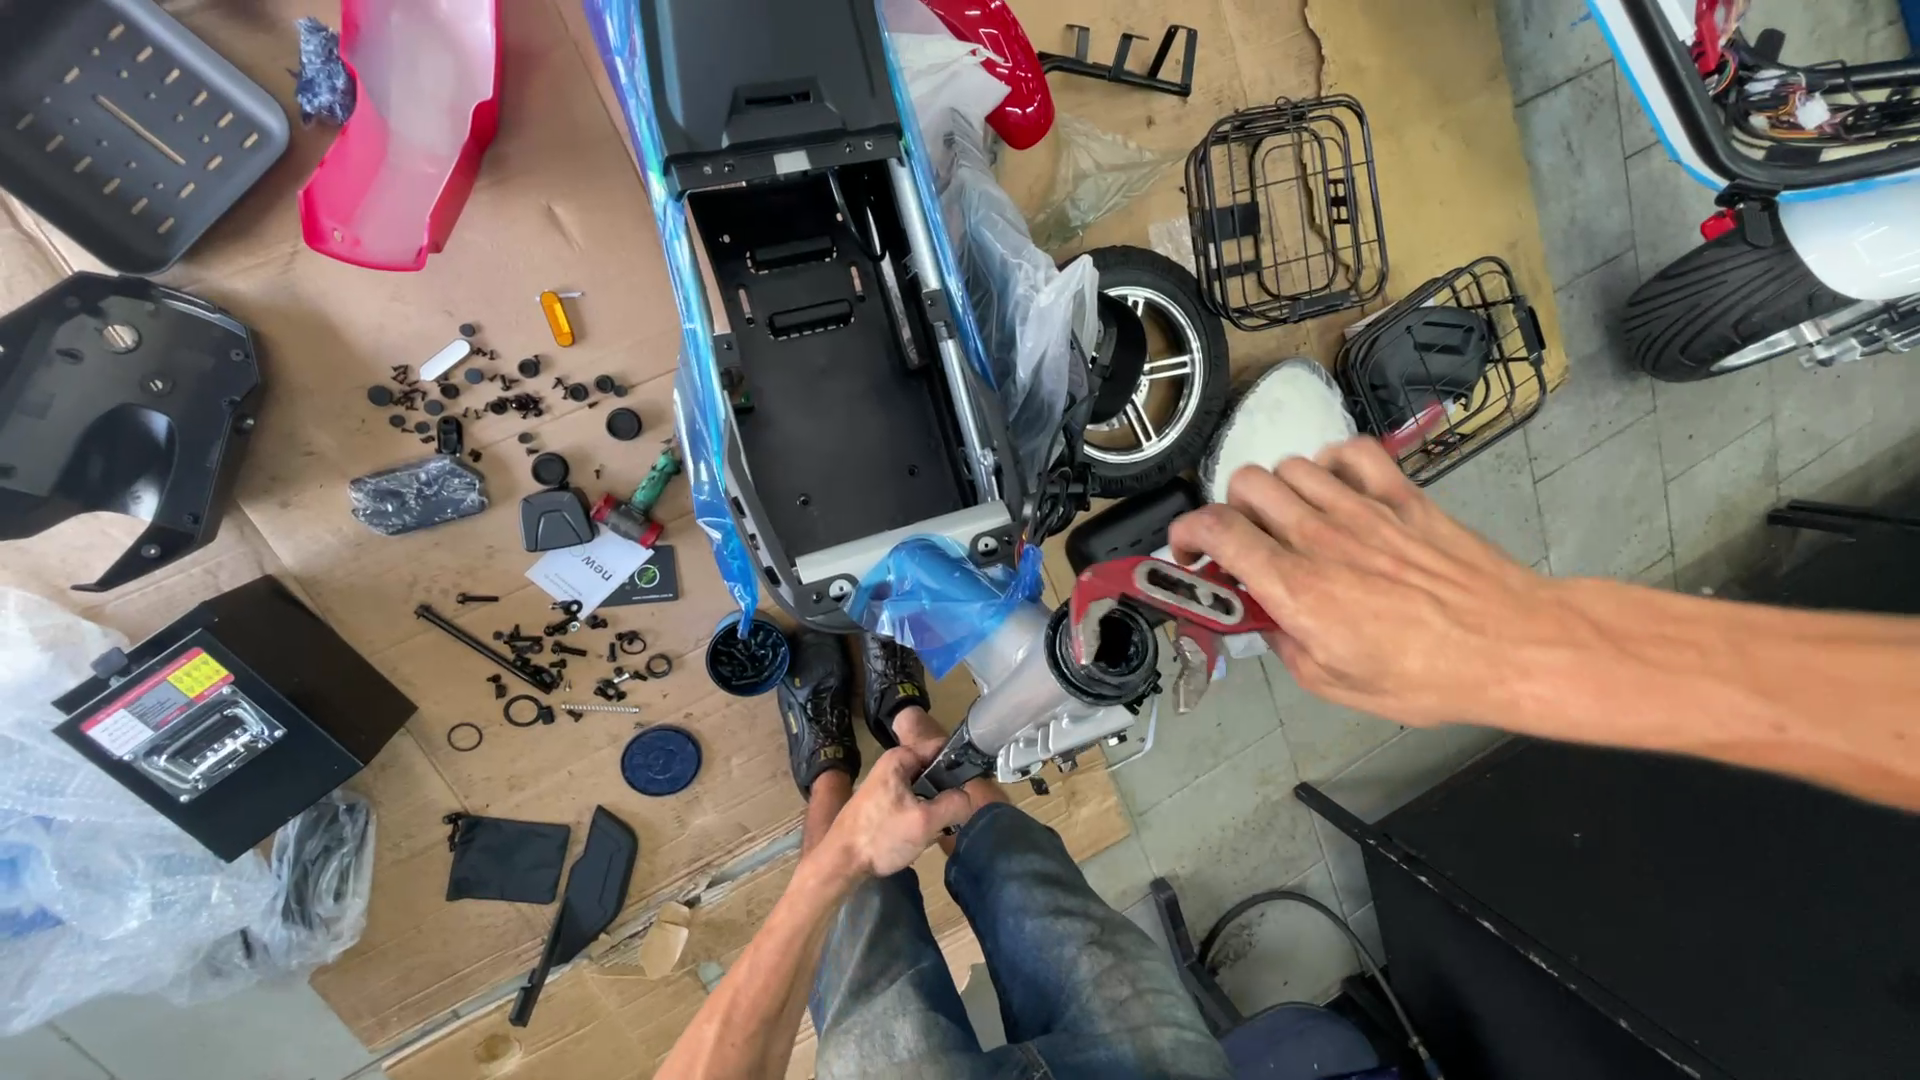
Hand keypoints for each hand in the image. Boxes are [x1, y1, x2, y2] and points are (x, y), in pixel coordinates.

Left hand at [814, 725, 974, 880]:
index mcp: (899, 758)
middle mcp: (891, 765)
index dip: (959, 762)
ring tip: (943, 825)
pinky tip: (924, 833)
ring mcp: (885, 786)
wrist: (840, 863)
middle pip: (933, 769)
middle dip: (947, 789)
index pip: (940, 747)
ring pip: (923, 789)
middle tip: (959, 811)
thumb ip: (954, 805)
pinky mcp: (882, 805)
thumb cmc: (880, 837)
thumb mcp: (925, 822)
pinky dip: (921, 814)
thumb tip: (969, 798)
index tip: (974, 782)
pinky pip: (911, 802)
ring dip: (935, 805)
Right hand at [1169, 437, 1580, 726]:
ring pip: (1289, 467)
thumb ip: (1282, 642)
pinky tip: (1336, 494)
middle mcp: (1320, 537)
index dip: (1186, 532)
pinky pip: (1349, 452)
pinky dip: (1331, 465)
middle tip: (1246, 544)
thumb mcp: (1333, 683)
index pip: (1216, 529)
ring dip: (1278, 493)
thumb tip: (1263, 616)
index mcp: (1297, 587)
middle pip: (1245, 484)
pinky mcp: (1401, 495)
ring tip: (1292, 523)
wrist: (1516, 647)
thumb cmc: (1428, 676)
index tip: (1188, 551)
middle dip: (1231, 511)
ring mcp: (1362, 509)